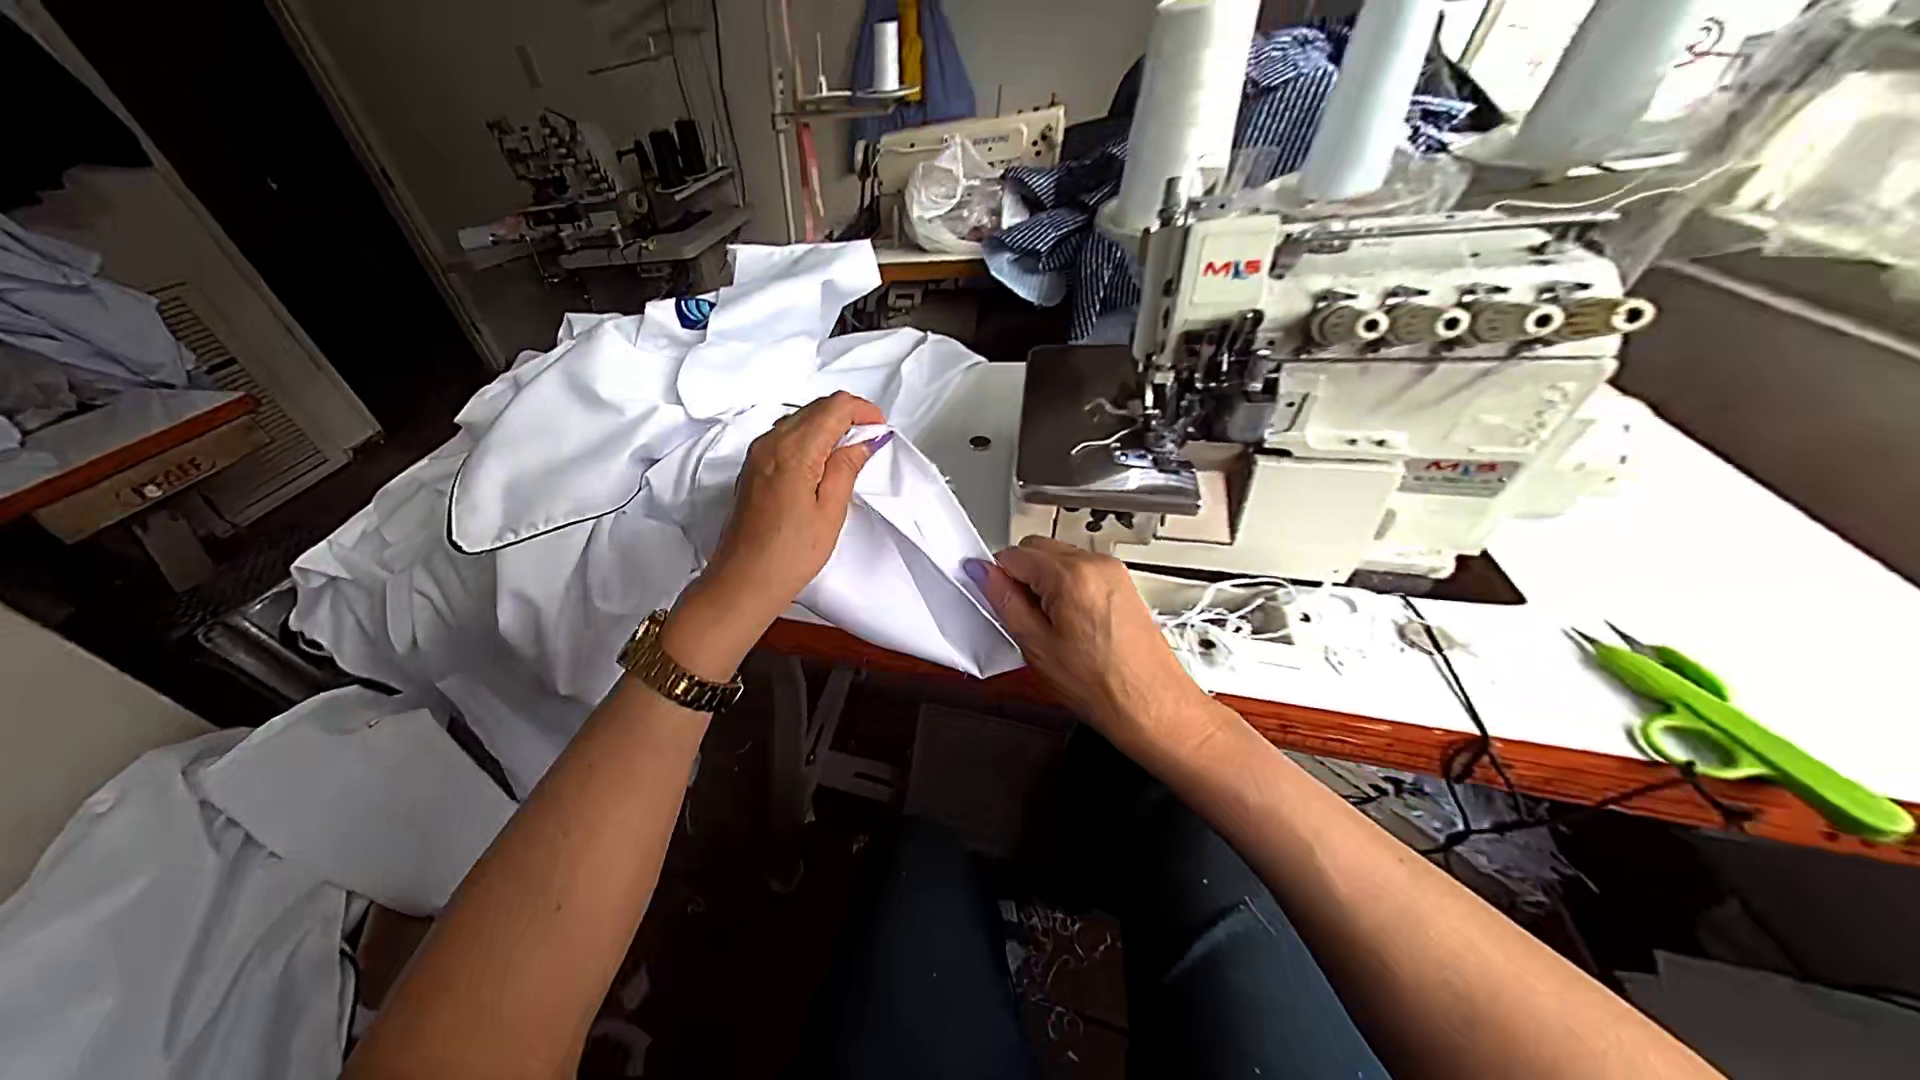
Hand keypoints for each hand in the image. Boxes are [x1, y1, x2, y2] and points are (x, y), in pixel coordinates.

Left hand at [684, 392, 886, 639]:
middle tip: (871, 438)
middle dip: (848, 415)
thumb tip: (861, 443)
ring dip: (828, 425)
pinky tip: (824, 462)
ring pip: (800, 418)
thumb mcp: (830, 511)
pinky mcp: (752, 467)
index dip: (863, 411)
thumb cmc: (784, 556)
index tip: (879, 427)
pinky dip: (809, 438)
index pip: (834, 407)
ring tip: (851, 452)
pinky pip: (785, 436)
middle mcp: (769, 445)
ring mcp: (757, 454)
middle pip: (816, 407)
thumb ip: (846, 468)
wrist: (744, 581)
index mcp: (793, 452)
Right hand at [970, 537, 1231, 755]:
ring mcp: (1113, 572)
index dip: (997, 577)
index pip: (1014, 554)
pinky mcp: (1123, 584)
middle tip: (1020, 615)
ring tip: (1049, 626)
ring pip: (1059, 558)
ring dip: (1044, 582)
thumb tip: (986, 576)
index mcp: (1072, 575)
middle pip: (1037, 548)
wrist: (1153, 707)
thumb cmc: (1106, 686)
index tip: (994, 596)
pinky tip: (1069, 625)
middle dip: (1020, 575)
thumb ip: (1005, 602)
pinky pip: (1081, 571)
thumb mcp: (1037, 646)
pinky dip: (1066, 588)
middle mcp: (1096, 563)